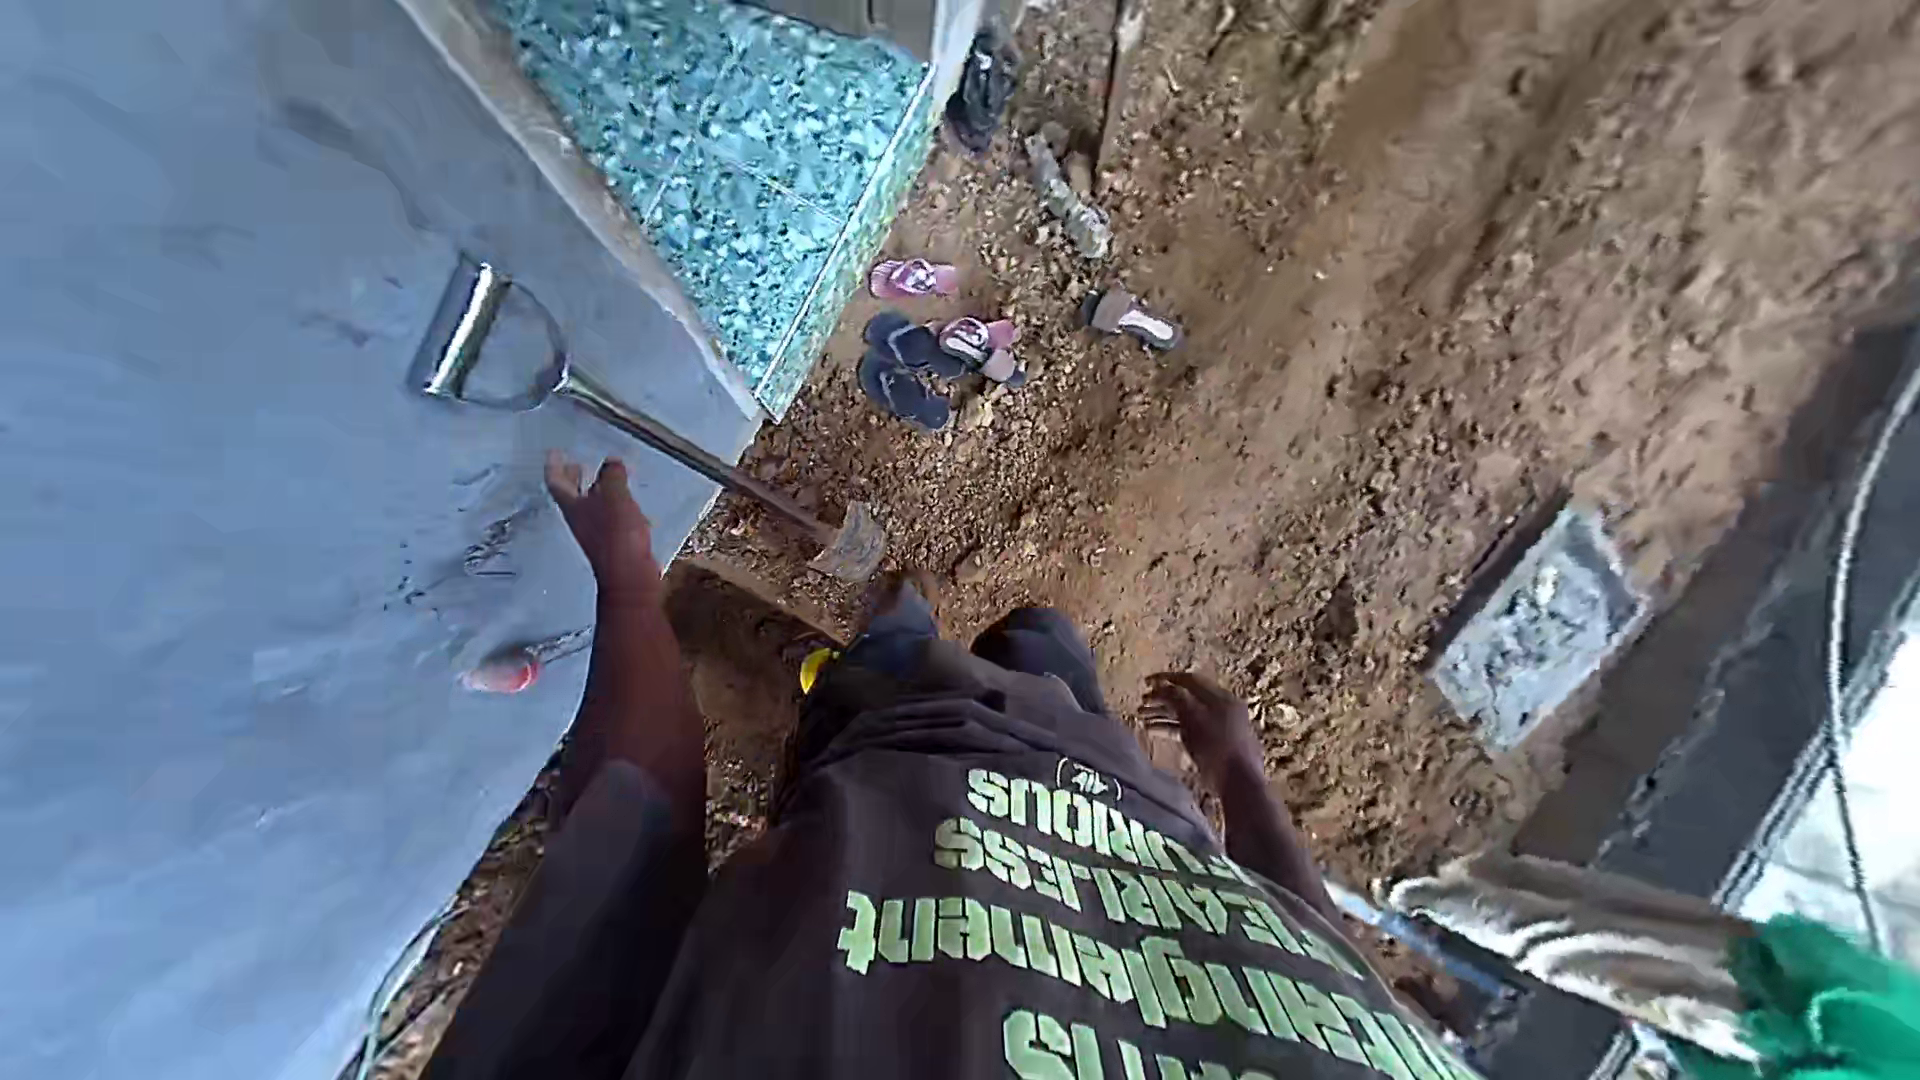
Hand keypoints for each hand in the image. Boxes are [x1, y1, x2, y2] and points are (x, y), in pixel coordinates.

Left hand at [545, 451, 660, 602]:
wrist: (629, 573)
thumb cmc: (617, 534)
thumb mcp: (616, 498)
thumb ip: (613, 476)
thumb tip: (611, 461)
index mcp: (574, 506)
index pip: (557, 481)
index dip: (555, 465)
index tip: (555, 452)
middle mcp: (580, 518)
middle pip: (571, 494)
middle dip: (573, 478)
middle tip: (576, 464)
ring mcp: (596, 531)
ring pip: (591, 505)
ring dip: (596, 490)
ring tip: (606, 479)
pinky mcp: (614, 540)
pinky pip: (610, 516)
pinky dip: (615, 505)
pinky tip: (630, 504)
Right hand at [1142, 672, 1263, 789]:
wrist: (1239, 783)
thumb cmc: (1216, 746)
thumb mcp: (1192, 717)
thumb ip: (1176, 698)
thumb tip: (1161, 686)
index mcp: (1221, 698)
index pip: (1189, 680)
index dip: (1166, 679)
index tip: (1146, 683)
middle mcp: (1220, 708)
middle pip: (1186, 697)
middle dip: (1161, 699)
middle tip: (1142, 704)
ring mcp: (1218, 726)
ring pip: (1185, 714)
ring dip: (1163, 714)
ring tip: (1142, 717)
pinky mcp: (1213, 743)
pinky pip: (1188, 729)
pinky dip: (1171, 728)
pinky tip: (1152, 730)